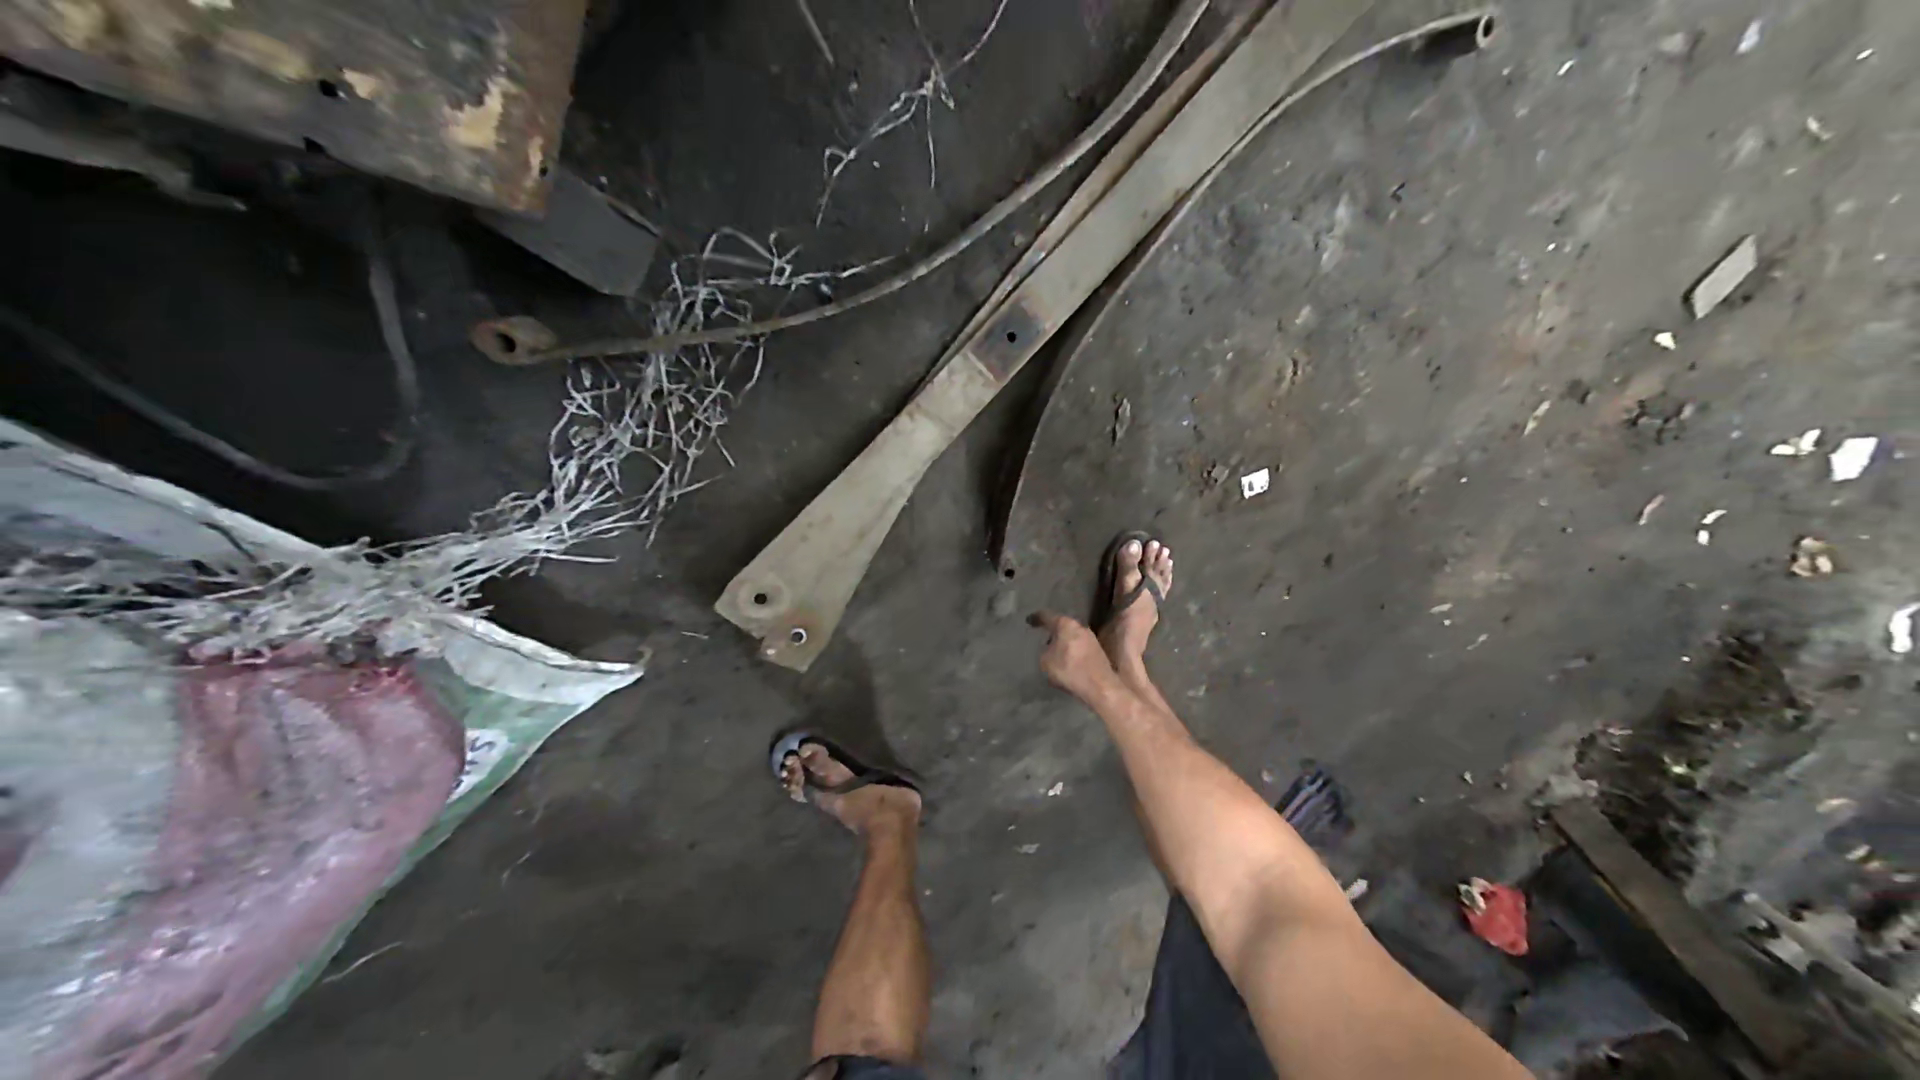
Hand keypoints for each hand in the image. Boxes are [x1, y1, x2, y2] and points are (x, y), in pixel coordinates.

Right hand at [1028, 610, 1114, 698]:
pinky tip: (1067, 660)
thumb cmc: (1069, 670)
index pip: (1047, 616)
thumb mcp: (1046, 661)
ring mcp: (1091, 638)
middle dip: (1053, 631)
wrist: (1100, 686)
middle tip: (1044, 637)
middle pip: (1063, 626)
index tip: (1030, 620)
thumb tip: (1050, 648)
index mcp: (1066, 624)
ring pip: (1072, 636)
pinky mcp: (1098, 651)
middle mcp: (1080, 626)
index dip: (1036, 618)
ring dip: (1064, 642)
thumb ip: (1045, 651)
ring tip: (1055, 651)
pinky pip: (1079, 646)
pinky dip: (1072, 651)